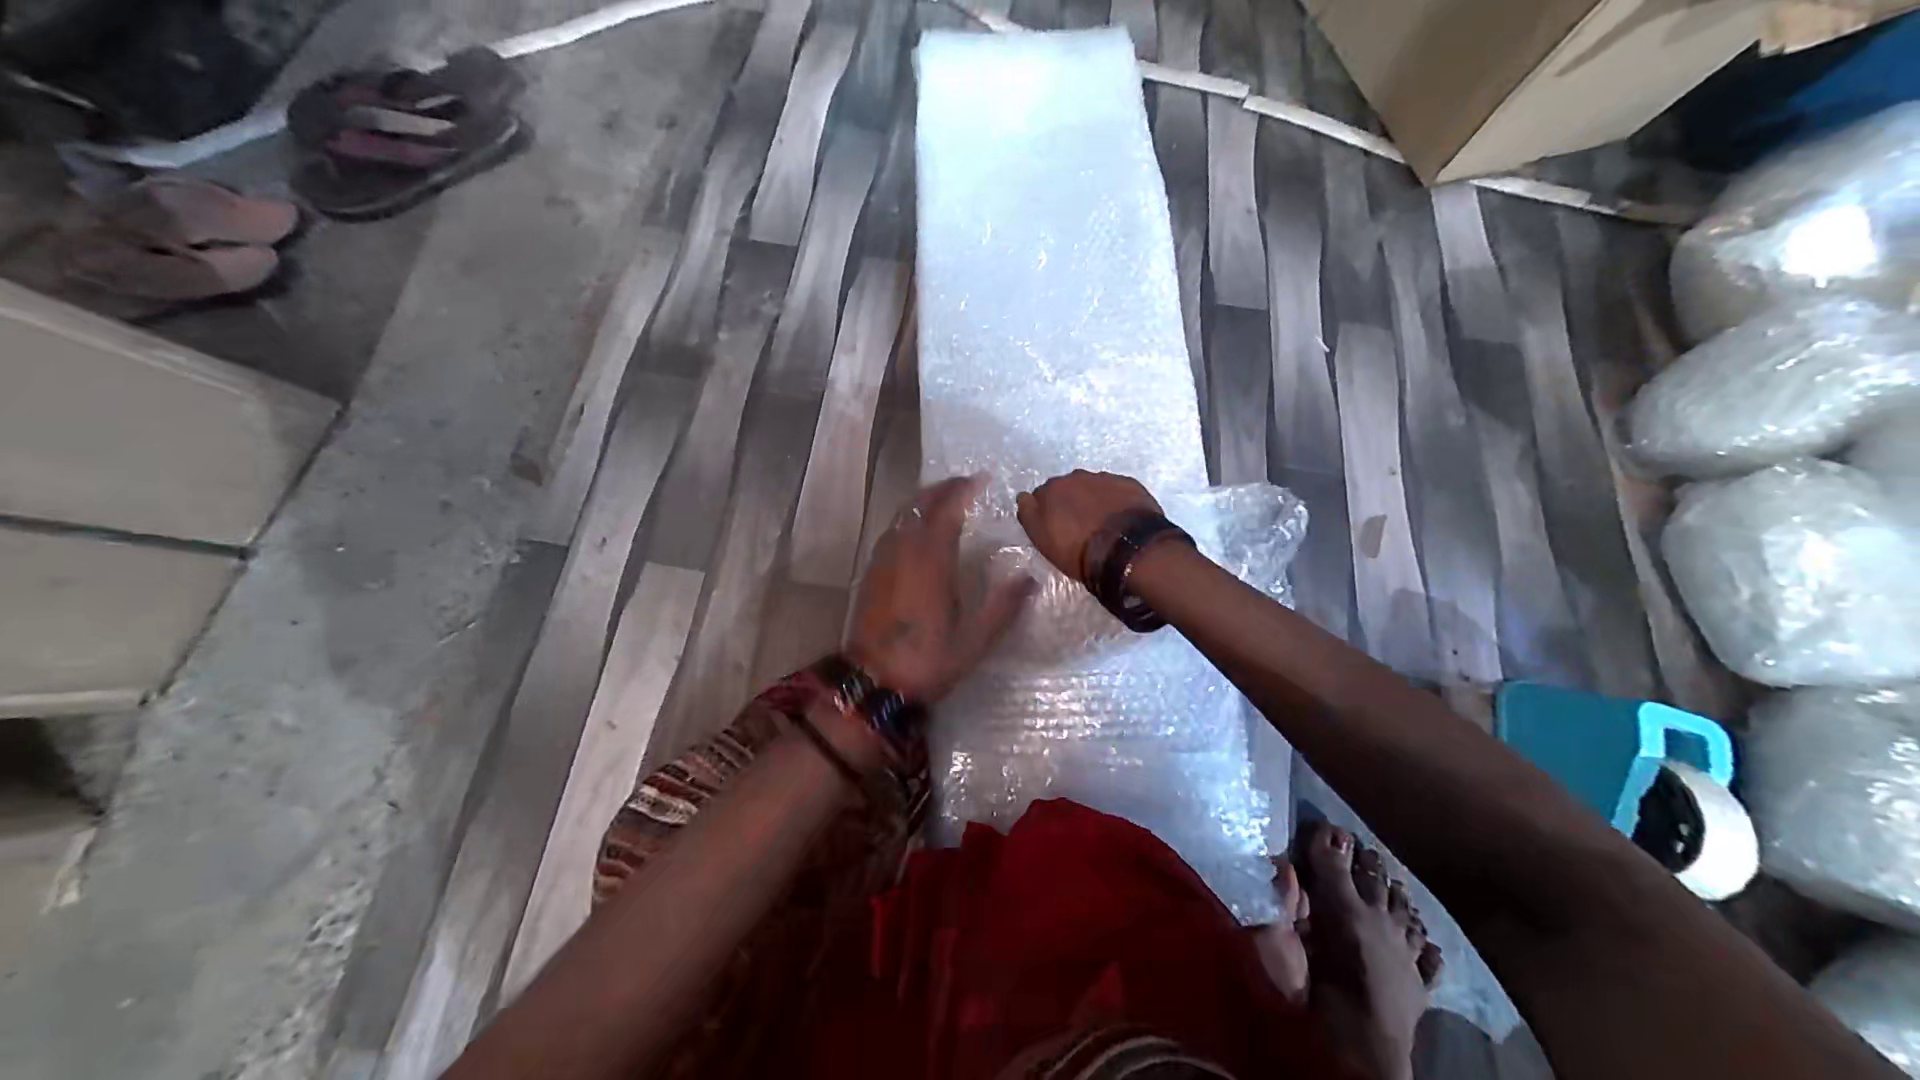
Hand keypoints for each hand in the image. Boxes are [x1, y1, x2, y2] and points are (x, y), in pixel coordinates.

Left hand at [846, 475, 1035, 701]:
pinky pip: (891, 531)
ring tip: (944, 500)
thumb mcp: (974, 641)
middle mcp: (903, 553)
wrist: (872, 682)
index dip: (963, 489)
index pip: (946, 510)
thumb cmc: (927, 662)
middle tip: (964, 484)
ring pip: (902, 516)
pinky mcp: (871, 574)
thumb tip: (1030, 579)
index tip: (981, 478)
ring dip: (923, 501)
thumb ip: (1003, 607)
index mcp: (931, 563)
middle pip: (919, 504)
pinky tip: (918, 531)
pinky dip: (908, 519)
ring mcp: (882, 561)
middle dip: (941, 488)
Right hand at [1015, 469, 1161, 581]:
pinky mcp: (1128, 483)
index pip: (1041, 496)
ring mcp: (1103, 478)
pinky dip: (1115, 500)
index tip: (1054, 527)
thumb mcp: (1042, 540)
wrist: (1126, 549)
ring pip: (1092, 487)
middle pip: (1068, 488)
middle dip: (1070, 502)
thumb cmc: (1078, 550)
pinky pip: (1116, 490)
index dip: (1047, 512)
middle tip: (1079, 525)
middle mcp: (1074, 477)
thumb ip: (1030, 515)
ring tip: (1102, 522)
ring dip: (1093, 499)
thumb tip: (1024, 497)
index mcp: (1050, 489)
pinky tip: (1120, 517)